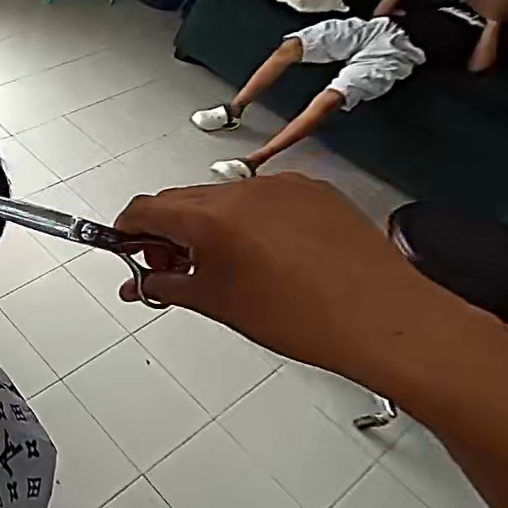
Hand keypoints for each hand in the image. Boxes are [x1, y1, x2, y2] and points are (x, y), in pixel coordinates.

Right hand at [113, 175, 476, 385]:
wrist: (382, 319)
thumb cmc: (308, 317)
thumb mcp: (217, 303)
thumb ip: (167, 286)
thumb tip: (144, 283)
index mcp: (213, 217)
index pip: (146, 209)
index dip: (127, 229)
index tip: (126, 245)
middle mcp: (245, 191)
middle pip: (180, 200)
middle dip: (164, 232)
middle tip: (166, 266)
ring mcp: (281, 187)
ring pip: (220, 198)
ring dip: (204, 225)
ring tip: (216, 266)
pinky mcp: (311, 191)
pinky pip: (260, 198)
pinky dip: (245, 220)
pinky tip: (257, 255)